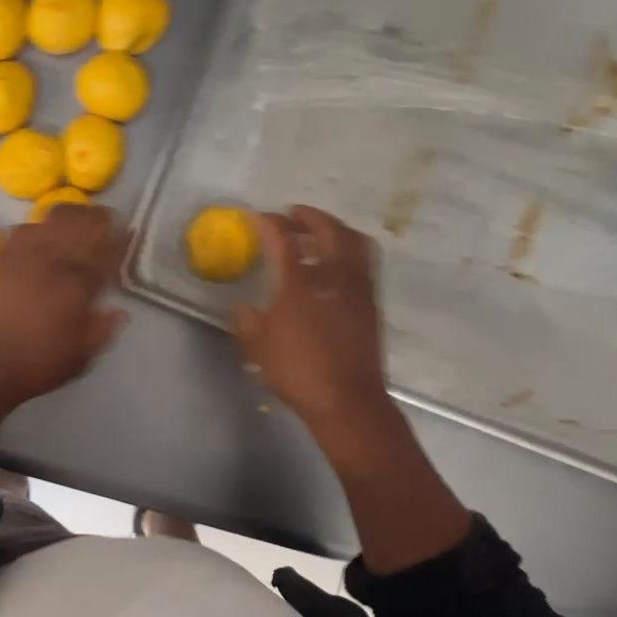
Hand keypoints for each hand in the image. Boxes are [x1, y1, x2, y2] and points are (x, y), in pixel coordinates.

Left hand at [0, 204, 127, 444]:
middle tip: (103, 224)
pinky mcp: (0, 258)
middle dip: (98, 219)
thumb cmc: (39, 363)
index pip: (108, 252)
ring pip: (53, 218)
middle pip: (82, 222)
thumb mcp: (82, 355)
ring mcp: (25, 255)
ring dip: (69, 217)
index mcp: (80, 285)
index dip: (121, 241)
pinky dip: (37, 229)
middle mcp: (54, 261)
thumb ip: (103, 329)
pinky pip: (22, 230)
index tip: (128, 235)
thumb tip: (119, 312)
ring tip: (74, 224)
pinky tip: (39, 238)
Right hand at [233, 206, 390, 433]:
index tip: (256, 217)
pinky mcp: (371, 304)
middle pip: (327, 231)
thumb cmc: (299, 373)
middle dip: (308, 217)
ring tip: (319, 232)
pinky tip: (335, 264)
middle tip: (292, 214)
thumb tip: (245, 308)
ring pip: (354, 242)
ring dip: (335, 229)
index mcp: (300, 285)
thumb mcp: (259, 349)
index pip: (283, 241)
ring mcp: (358, 289)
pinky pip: (363, 263)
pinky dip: (348, 251)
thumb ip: (249, 323)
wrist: (349, 401)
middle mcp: (333, 278)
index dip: (268, 225)